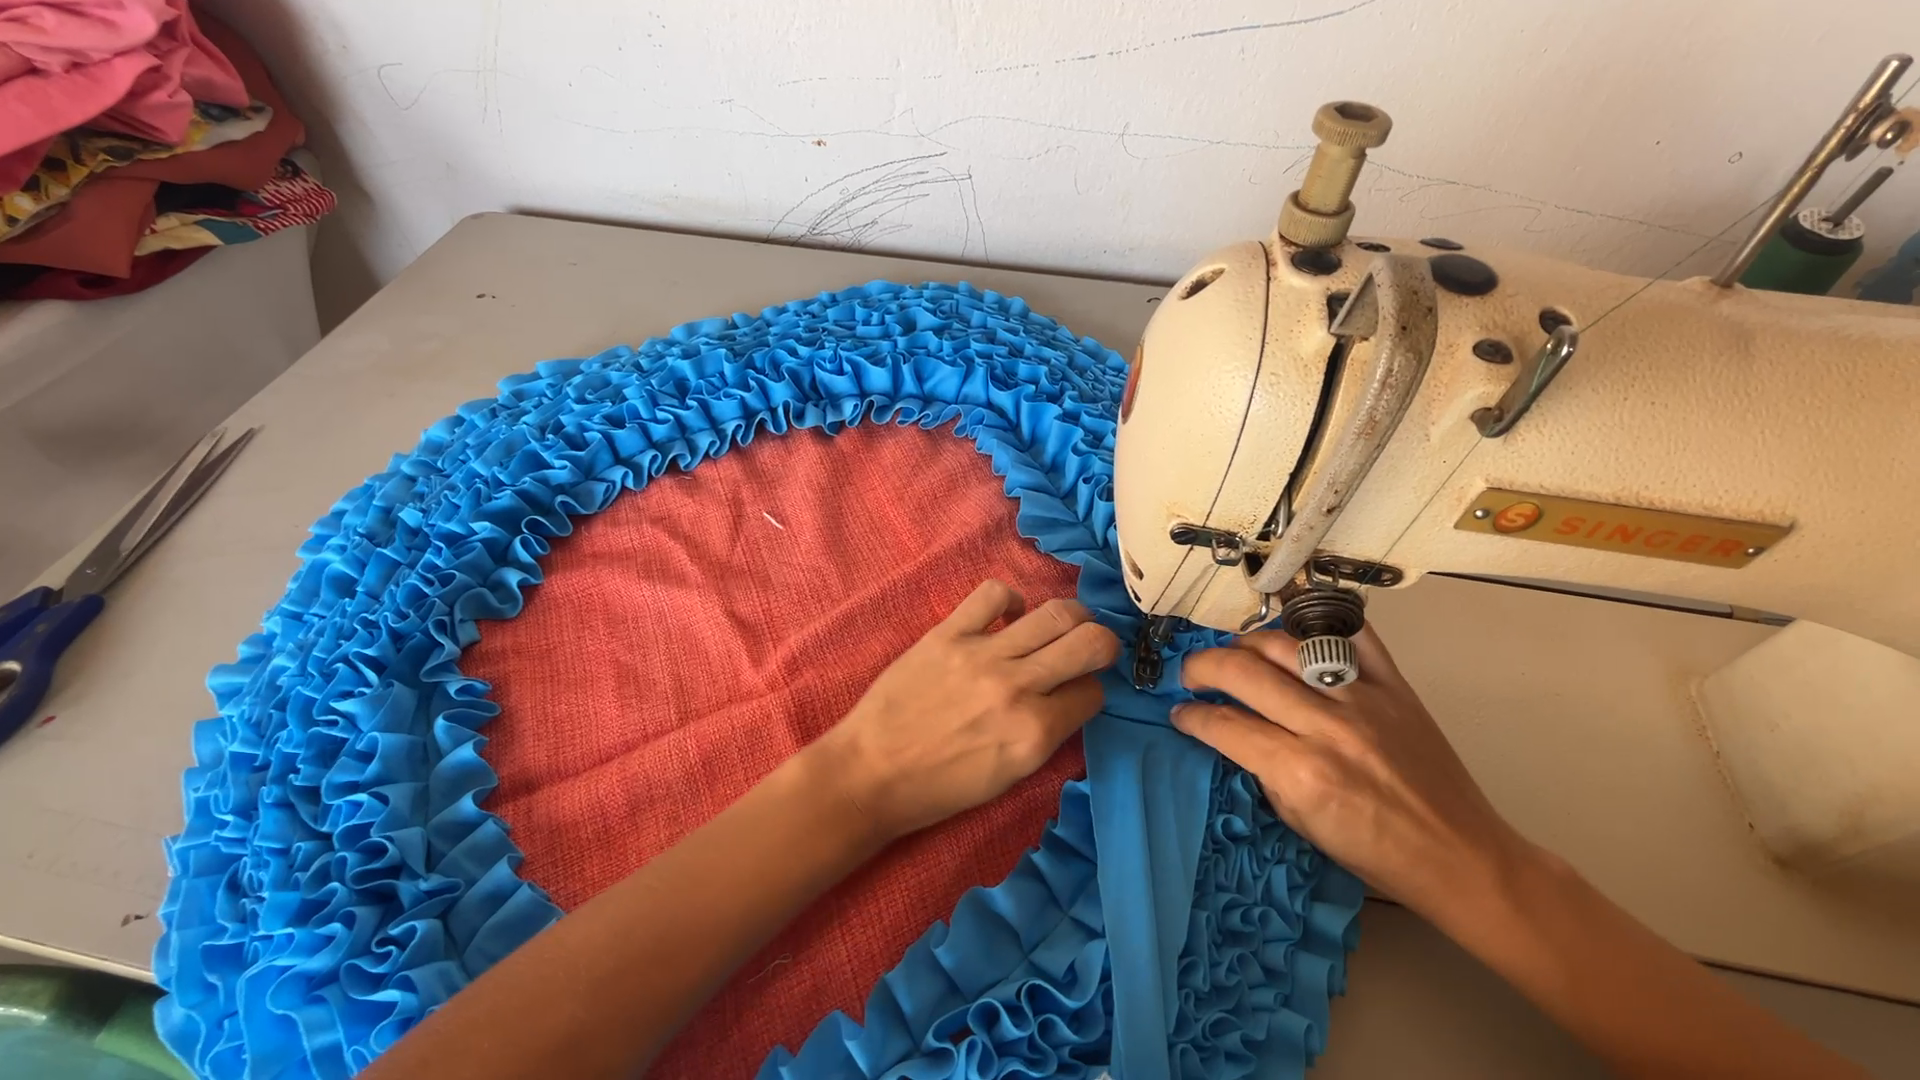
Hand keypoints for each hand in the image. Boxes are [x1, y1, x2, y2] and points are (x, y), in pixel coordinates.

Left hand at [811, 580, 1119, 843]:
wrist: (871, 773)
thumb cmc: (939, 788)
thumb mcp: (1009, 776)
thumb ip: (1046, 734)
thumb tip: (1070, 696)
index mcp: (1035, 734)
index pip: (1092, 694)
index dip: (1092, 691)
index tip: (1080, 690)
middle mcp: (1018, 689)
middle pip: (1090, 643)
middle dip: (1103, 644)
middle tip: (1090, 648)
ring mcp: (982, 656)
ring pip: (1055, 613)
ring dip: (1071, 617)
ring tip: (1061, 625)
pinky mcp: (948, 634)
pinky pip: (993, 594)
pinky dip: (1010, 599)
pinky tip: (1008, 616)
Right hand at [1172, 625, 1528, 923]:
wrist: (1458, 855)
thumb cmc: (1373, 853)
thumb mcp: (1299, 822)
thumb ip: (1261, 769)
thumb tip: (1227, 730)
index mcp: (1301, 772)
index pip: (1225, 724)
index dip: (1192, 716)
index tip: (1179, 713)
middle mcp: (1328, 727)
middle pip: (1244, 672)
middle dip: (1202, 668)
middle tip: (1191, 676)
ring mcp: (1364, 699)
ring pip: (1286, 644)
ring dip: (1246, 644)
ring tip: (1236, 655)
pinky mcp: (1396, 685)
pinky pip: (1353, 634)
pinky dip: (1319, 625)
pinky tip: (1295, 632)